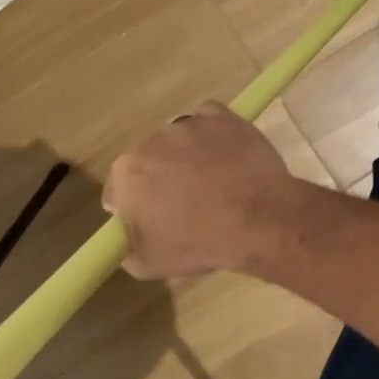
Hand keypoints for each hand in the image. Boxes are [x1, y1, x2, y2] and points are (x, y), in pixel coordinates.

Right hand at [103, 101, 299, 279]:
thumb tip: (130, 228)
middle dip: (162, 176)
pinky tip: (225, 150)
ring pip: (180, 138)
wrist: (258, 216)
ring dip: (188, 153)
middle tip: (187, 198)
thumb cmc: (198, 242)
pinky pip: (209, 118)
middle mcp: (154, 139)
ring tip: (212, 175)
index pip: (120, 189)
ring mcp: (192, 124)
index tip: (155, 219)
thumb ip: (126, 241)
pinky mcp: (225, 116)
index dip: (136, 207)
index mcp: (126, 172)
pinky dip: (213, 131)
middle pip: (151, 159)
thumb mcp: (144, 262)